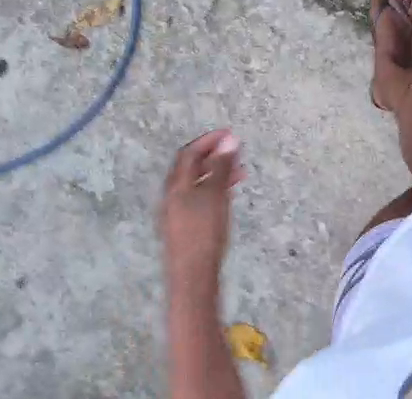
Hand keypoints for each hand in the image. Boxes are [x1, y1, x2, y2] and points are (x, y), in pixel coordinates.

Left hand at [158, 129, 243, 292]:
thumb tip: (229, 139)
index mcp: (176, 185)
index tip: (230, 134)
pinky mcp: (183, 227)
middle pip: (190, 167)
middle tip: (235, 151)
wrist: (192, 277)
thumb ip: (221, 166)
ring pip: (195, 183)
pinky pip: (198, 198)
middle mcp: (172, 196)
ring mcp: (176, 213)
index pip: (189, 153)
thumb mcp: (215, 194)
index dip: (209, 140)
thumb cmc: (204, 231)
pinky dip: (213, 189)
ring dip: (215, 172)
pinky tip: (227, 196)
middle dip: (213, 155)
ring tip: (239, 173)